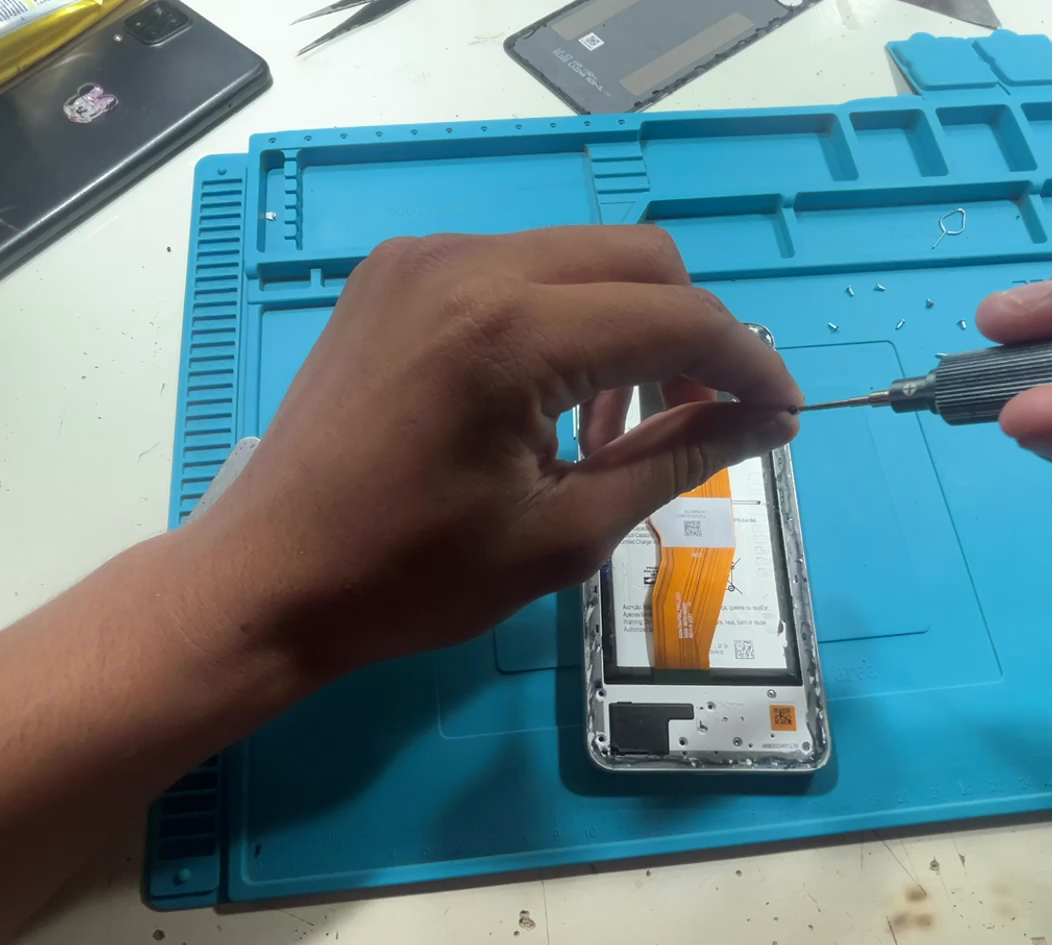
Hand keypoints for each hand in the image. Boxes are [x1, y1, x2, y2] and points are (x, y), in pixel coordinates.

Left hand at [171, 227, 801, 680]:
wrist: (271, 578)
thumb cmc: (414, 580)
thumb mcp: (564, 534)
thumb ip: (675, 460)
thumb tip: (764, 422)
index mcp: (512, 333)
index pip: (677, 318)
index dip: (747, 364)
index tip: (780, 413)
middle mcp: (468, 263)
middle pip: (639, 259)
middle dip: (691, 337)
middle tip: (695, 420)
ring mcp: (422, 257)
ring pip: (578, 257)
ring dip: (625, 328)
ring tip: (609, 426)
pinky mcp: (394, 274)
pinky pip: (514, 270)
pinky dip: (559, 320)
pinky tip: (543, 397)